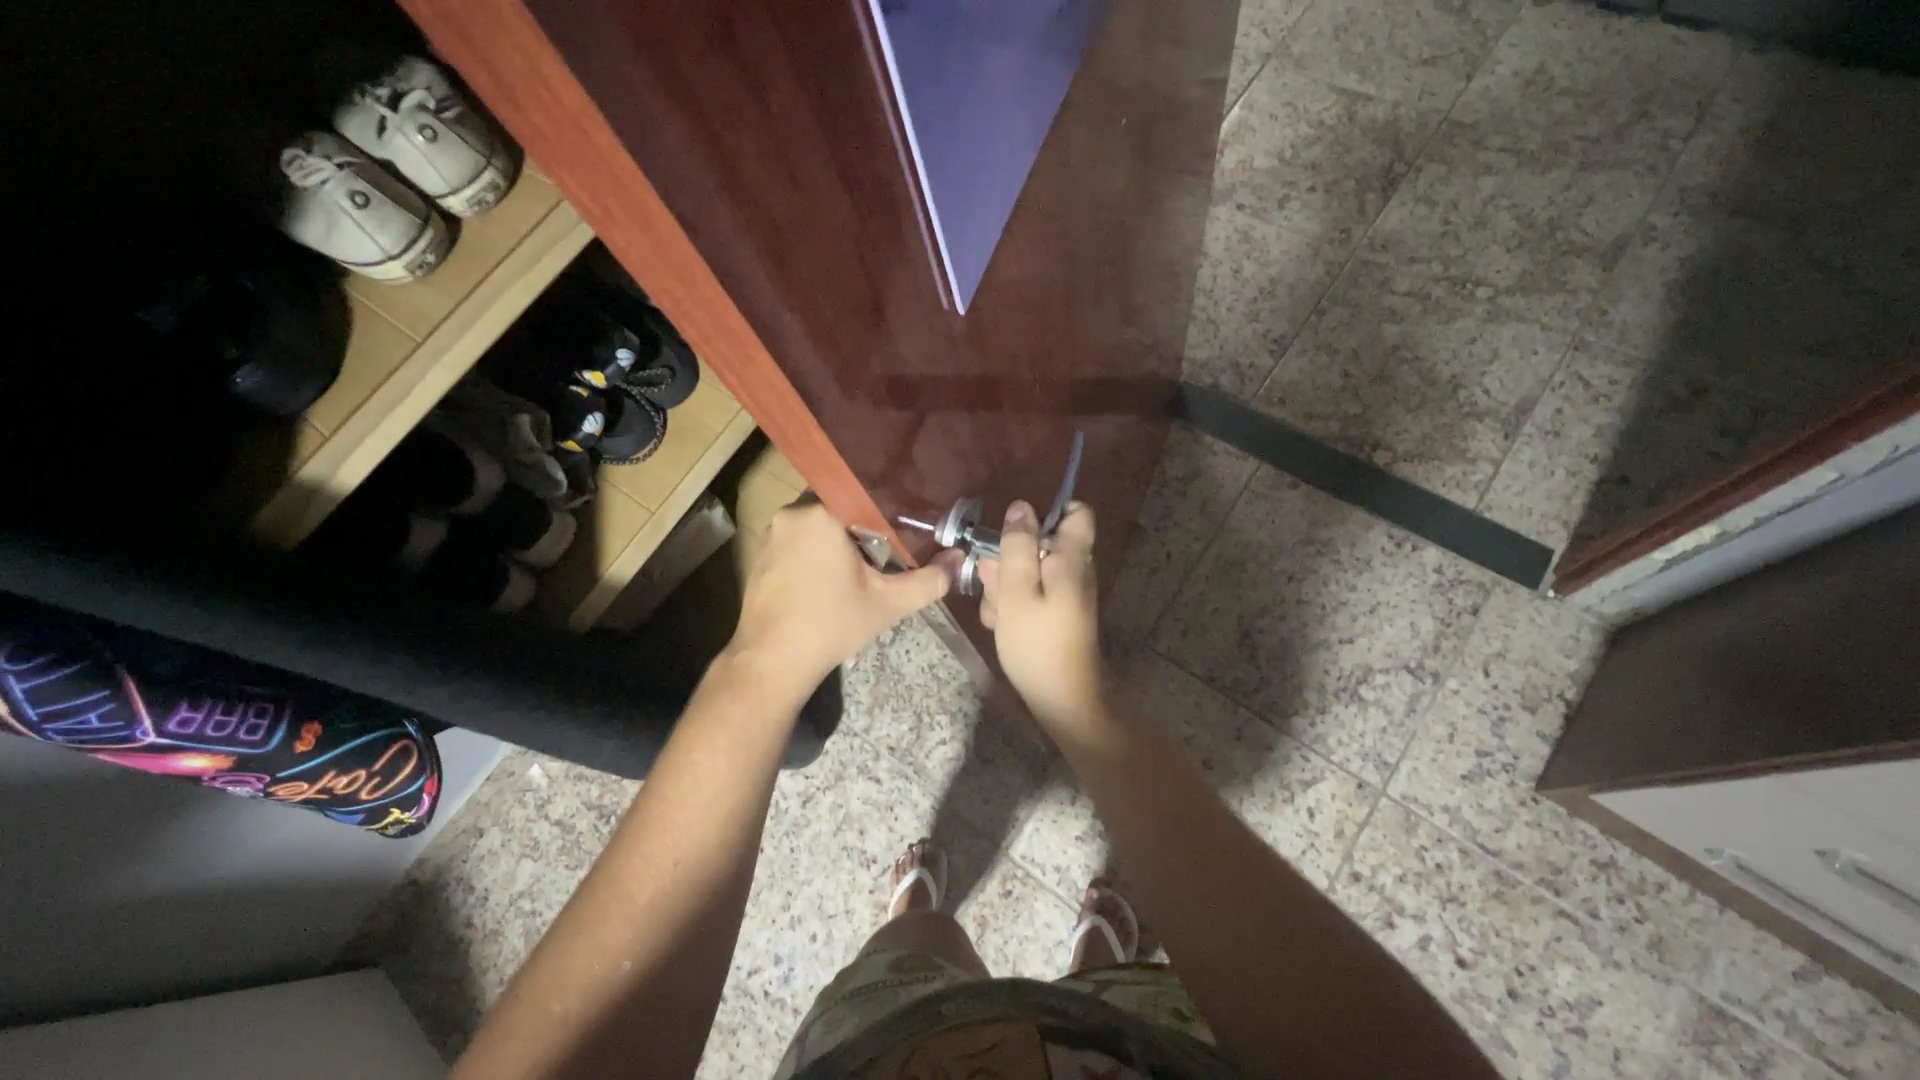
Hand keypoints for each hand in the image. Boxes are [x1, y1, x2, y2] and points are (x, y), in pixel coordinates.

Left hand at [725, 501, 954, 693]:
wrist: (773, 661)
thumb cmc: (831, 625)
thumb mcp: (888, 603)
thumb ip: (928, 580)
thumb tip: (959, 559)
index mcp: (821, 513)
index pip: (865, 497)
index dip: (888, 514)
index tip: (905, 532)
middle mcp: (791, 513)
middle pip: (841, 511)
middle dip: (863, 530)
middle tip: (887, 553)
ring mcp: (771, 534)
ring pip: (818, 526)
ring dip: (839, 543)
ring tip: (862, 569)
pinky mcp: (761, 554)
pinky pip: (798, 542)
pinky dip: (816, 555)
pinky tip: (830, 582)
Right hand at [977, 500, 1106, 730]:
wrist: (1063, 700)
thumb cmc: (1037, 644)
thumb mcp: (1016, 592)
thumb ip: (1017, 547)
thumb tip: (1021, 507)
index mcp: (1071, 560)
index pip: (1077, 513)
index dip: (1046, 514)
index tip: (1015, 533)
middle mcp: (1076, 572)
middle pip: (1042, 545)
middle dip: (1010, 559)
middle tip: (992, 586)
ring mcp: (1068, 596)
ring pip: (1031, 574)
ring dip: (1006, 588)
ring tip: (995, 616)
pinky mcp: (1059, 617)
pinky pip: (1033, 598)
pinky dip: (1014, 607)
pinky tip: (1001, 627)